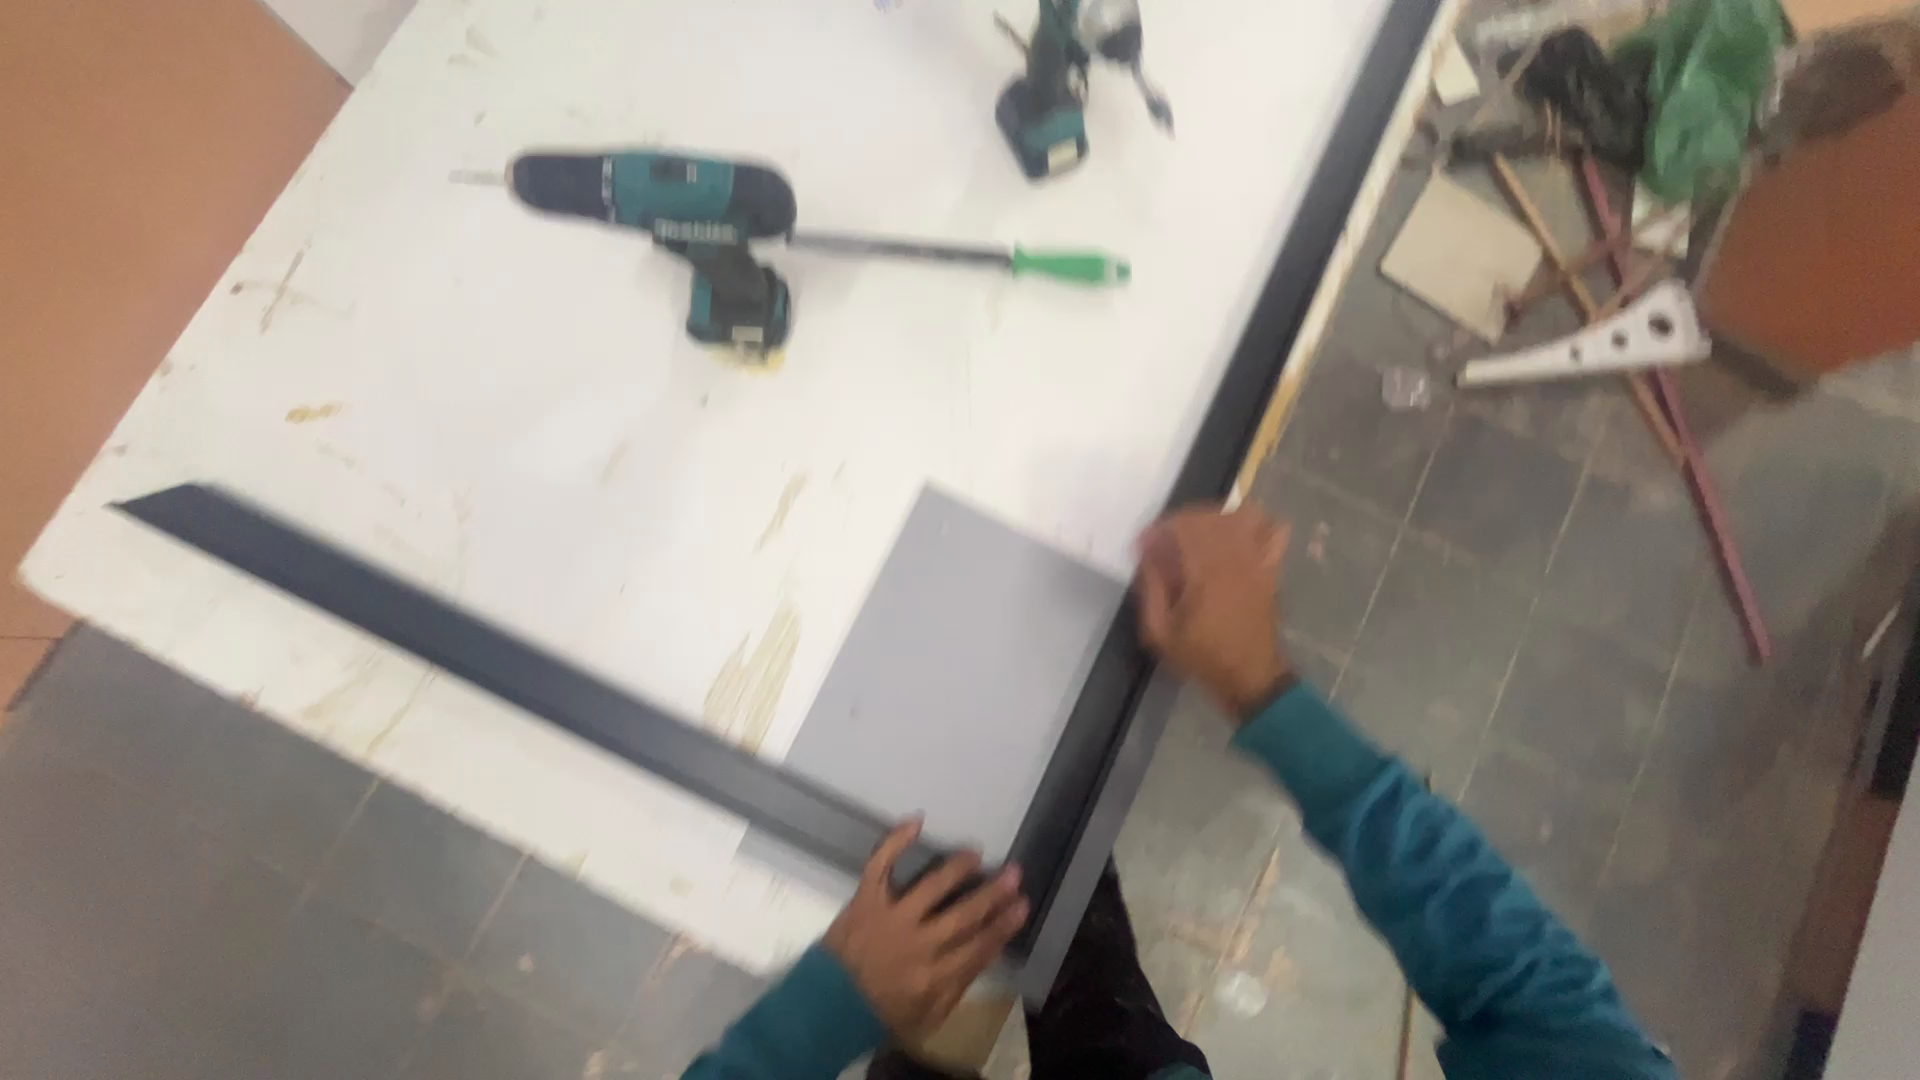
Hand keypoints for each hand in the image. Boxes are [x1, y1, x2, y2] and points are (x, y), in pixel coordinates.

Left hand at [824, 820, 1028, 1041]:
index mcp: (934, 976)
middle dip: (992, 894)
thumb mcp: (927, 1017)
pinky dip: (896, 840)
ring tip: (976, 853)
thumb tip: (986, 953)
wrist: (828, 1007)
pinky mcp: (866, 899)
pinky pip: (881, 864)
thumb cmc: (882, 1012)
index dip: (1004, 926)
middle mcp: (918, 944)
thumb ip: (957, 988)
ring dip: (957, 868)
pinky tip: (917, 820)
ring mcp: (891, 916)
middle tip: (1014, 874)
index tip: (1022, 905)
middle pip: (963, 915)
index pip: (978, 947)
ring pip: (931, 886)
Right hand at [1134, 502, 1292, 718]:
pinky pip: (1274, 532)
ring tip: (1198, 534)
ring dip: (1216, 517)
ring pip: (1242, 517)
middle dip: (1183, 520)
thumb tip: (1147, 553)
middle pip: (1211, 516)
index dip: (1161, 528)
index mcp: (1206, 576)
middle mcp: (1236, 562)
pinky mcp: (1271, 570)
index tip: (1146, 543)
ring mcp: (1259, 564)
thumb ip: (1151, 588)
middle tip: (1166, 539)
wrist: (1250, 678)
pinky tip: (1236, 536)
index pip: (1185, 527)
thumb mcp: (1160, 632)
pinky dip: (1256, 524)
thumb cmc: (1201, 657)